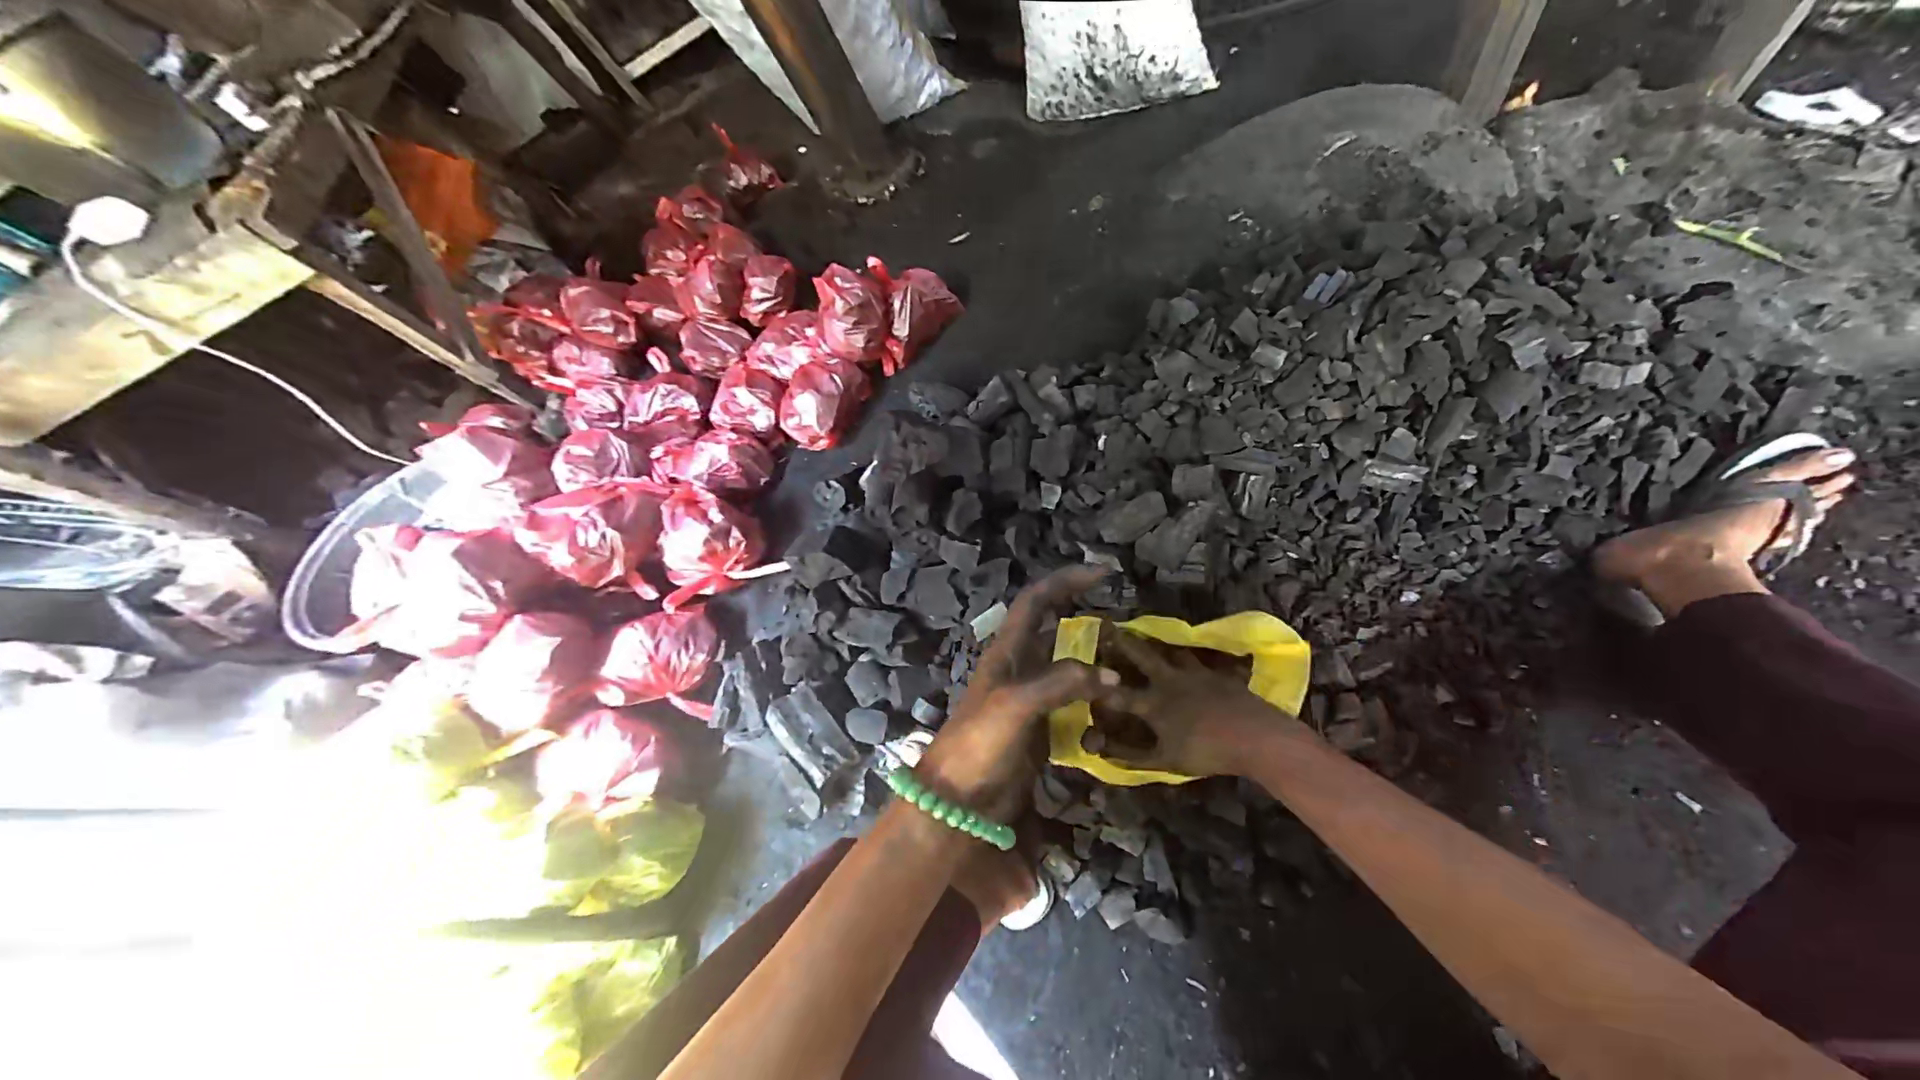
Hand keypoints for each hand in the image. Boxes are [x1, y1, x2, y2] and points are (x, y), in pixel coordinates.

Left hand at [917, 566, 1117, 819]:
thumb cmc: (979, 743)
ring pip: (1067, 670)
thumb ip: (1060, 683)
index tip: (1102, 574)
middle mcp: (1019, 668)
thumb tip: (1110, 675)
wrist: (959, 800)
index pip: (1036, 601)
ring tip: (1127, 667)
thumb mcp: (1016, 705)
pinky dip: (1092, 703)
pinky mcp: (1039, 729)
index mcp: (1007, 652)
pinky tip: (1112, 711)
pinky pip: (1072, 705)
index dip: (1065, 581)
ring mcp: (1030, 699)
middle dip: (1085, 623)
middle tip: (1123, 627)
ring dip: (1093, 665)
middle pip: (1054, 632)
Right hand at [1096, 629, 1299, 777]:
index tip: (1081, 672)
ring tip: (1151, 636)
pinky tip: (1195, 656)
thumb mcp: (1166, 761)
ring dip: (1160, 644)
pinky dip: (1194, 659)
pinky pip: (1203, 661)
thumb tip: (1105, 754)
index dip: (1098, 685)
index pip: (1118, 693)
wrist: (1257, 736)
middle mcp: (1170, 681)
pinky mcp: (1219, 675)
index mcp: (1153, 703)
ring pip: (1173, 653)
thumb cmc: (1207, 751)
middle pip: (1142, 656)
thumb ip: (1135, 758)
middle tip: (1109, 626)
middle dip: (1123, 642)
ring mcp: (1197, 674)